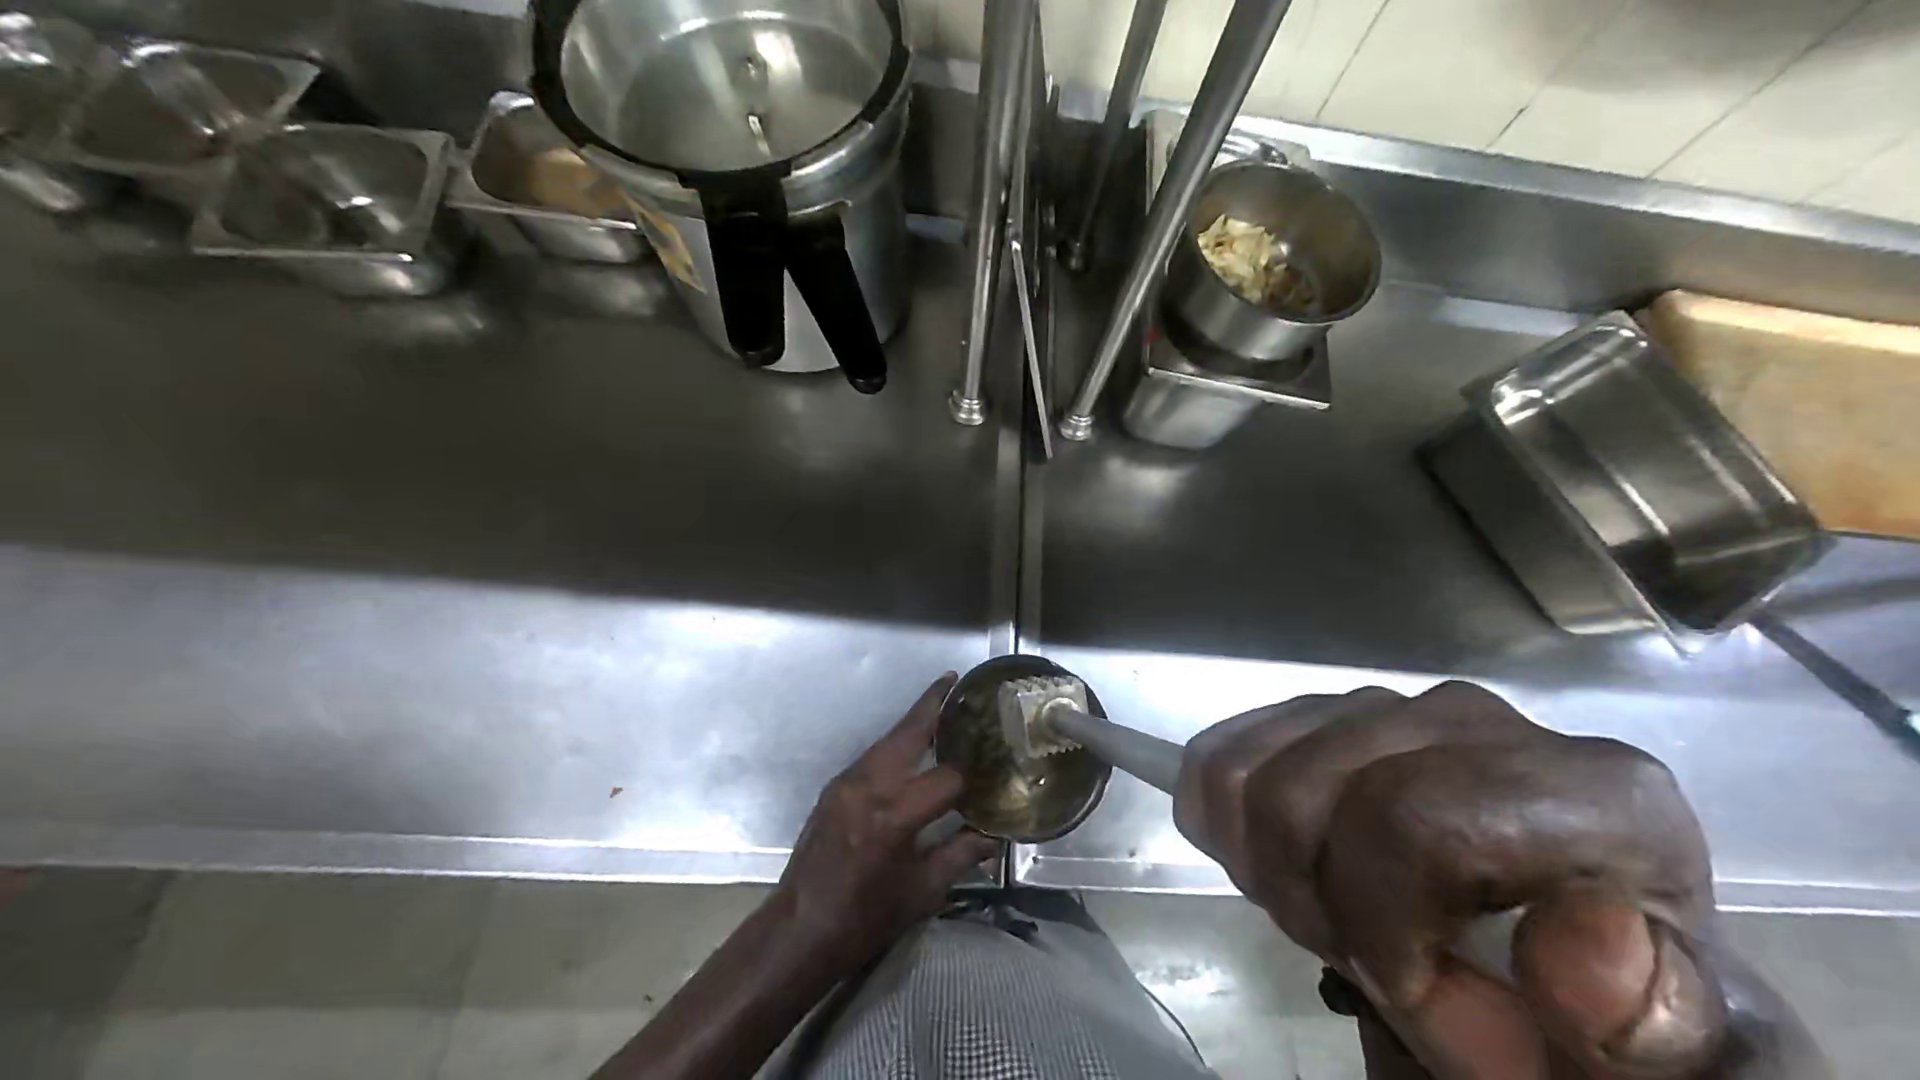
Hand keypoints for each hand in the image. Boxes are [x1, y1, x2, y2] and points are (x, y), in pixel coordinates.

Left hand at [776, 673, 1001, 973]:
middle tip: (953, 680)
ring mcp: (847, 782)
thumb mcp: (922, 892)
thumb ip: (960, 855)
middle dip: (932, 704)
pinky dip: (894, 744)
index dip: (971, 781)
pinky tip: (910, 748)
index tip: (990, 778)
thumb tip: (995, 838)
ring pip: (887, 739)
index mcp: (895, 814)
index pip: (947, 778)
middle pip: (908, 732)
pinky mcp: (834, 787)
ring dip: (912, 722)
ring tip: (939, 707)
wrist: (798, 929)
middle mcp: (869, 786)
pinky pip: (871, 755)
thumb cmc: (865, 918)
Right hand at [1175, 682, 1725, 1079]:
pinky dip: (1220, 822)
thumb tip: (1590, 932)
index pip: (1410, 821)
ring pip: (1245, 773)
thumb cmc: (1582, 1014)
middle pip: (1305, 793)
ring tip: (1322, 911)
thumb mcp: (1652, 1063)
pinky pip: (1216, 756)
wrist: (1527, 952)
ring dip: (1260, 865)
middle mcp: (1474, 720)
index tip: (1406, 992)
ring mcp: (1379, 706)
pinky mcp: (1310, 712)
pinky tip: (1279, 862)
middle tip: (1354, 957)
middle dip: (1305, 900)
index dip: (1375, 921)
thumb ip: (1655, 1026)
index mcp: (1586, 793)